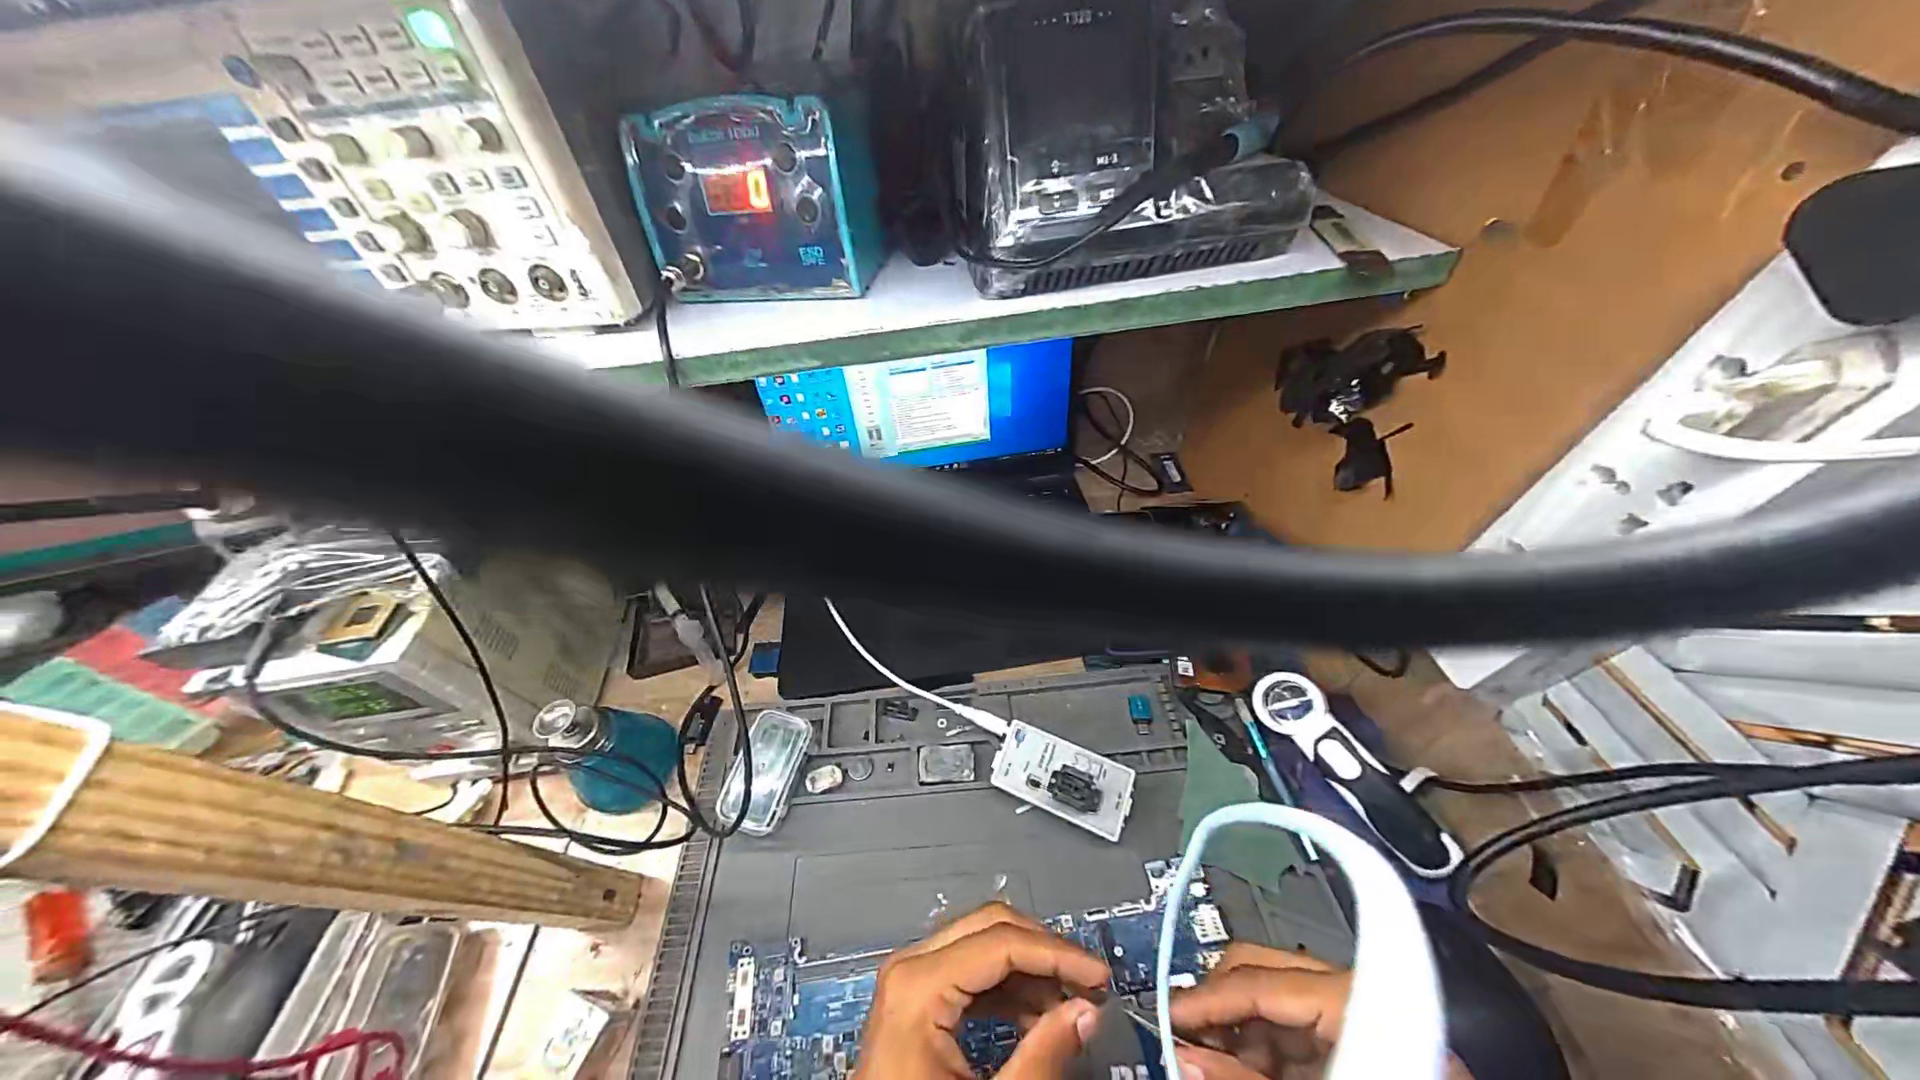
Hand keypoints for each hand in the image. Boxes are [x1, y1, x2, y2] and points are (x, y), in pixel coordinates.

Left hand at [852, 902, 1110, 1079]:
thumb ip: (1039, 1059)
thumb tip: (1086, 1012)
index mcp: (919, 985)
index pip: (1002, 942)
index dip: (1058, 954)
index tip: (1100, 978)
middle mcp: (910, 965)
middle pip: (991, 928)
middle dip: (1045, 952)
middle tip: (1088, 985)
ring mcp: (910, 977)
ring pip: (982, 944)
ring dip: (1030, 970)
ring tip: (1068, 1007)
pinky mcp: (915, 996)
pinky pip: (968, 970)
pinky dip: (1007, 986)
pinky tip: (1037, 1017)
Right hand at [1168, 945, 1470, 1079]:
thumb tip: (1185, 1057)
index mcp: (1354, 999)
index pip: (1258, 979)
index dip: (1206, 997)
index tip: (1167, 1014)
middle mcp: (1358, 996)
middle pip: (1266, 971)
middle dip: (1222, 1002)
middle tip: (1186, 1036)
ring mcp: (1364, 1020)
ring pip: (1280, 1001)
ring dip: (1242, 1029)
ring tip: (1214, 1062)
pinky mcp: (1369, 1044)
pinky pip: (1302, 1030)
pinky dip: (1269, 1048)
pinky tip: (1248, 1070)